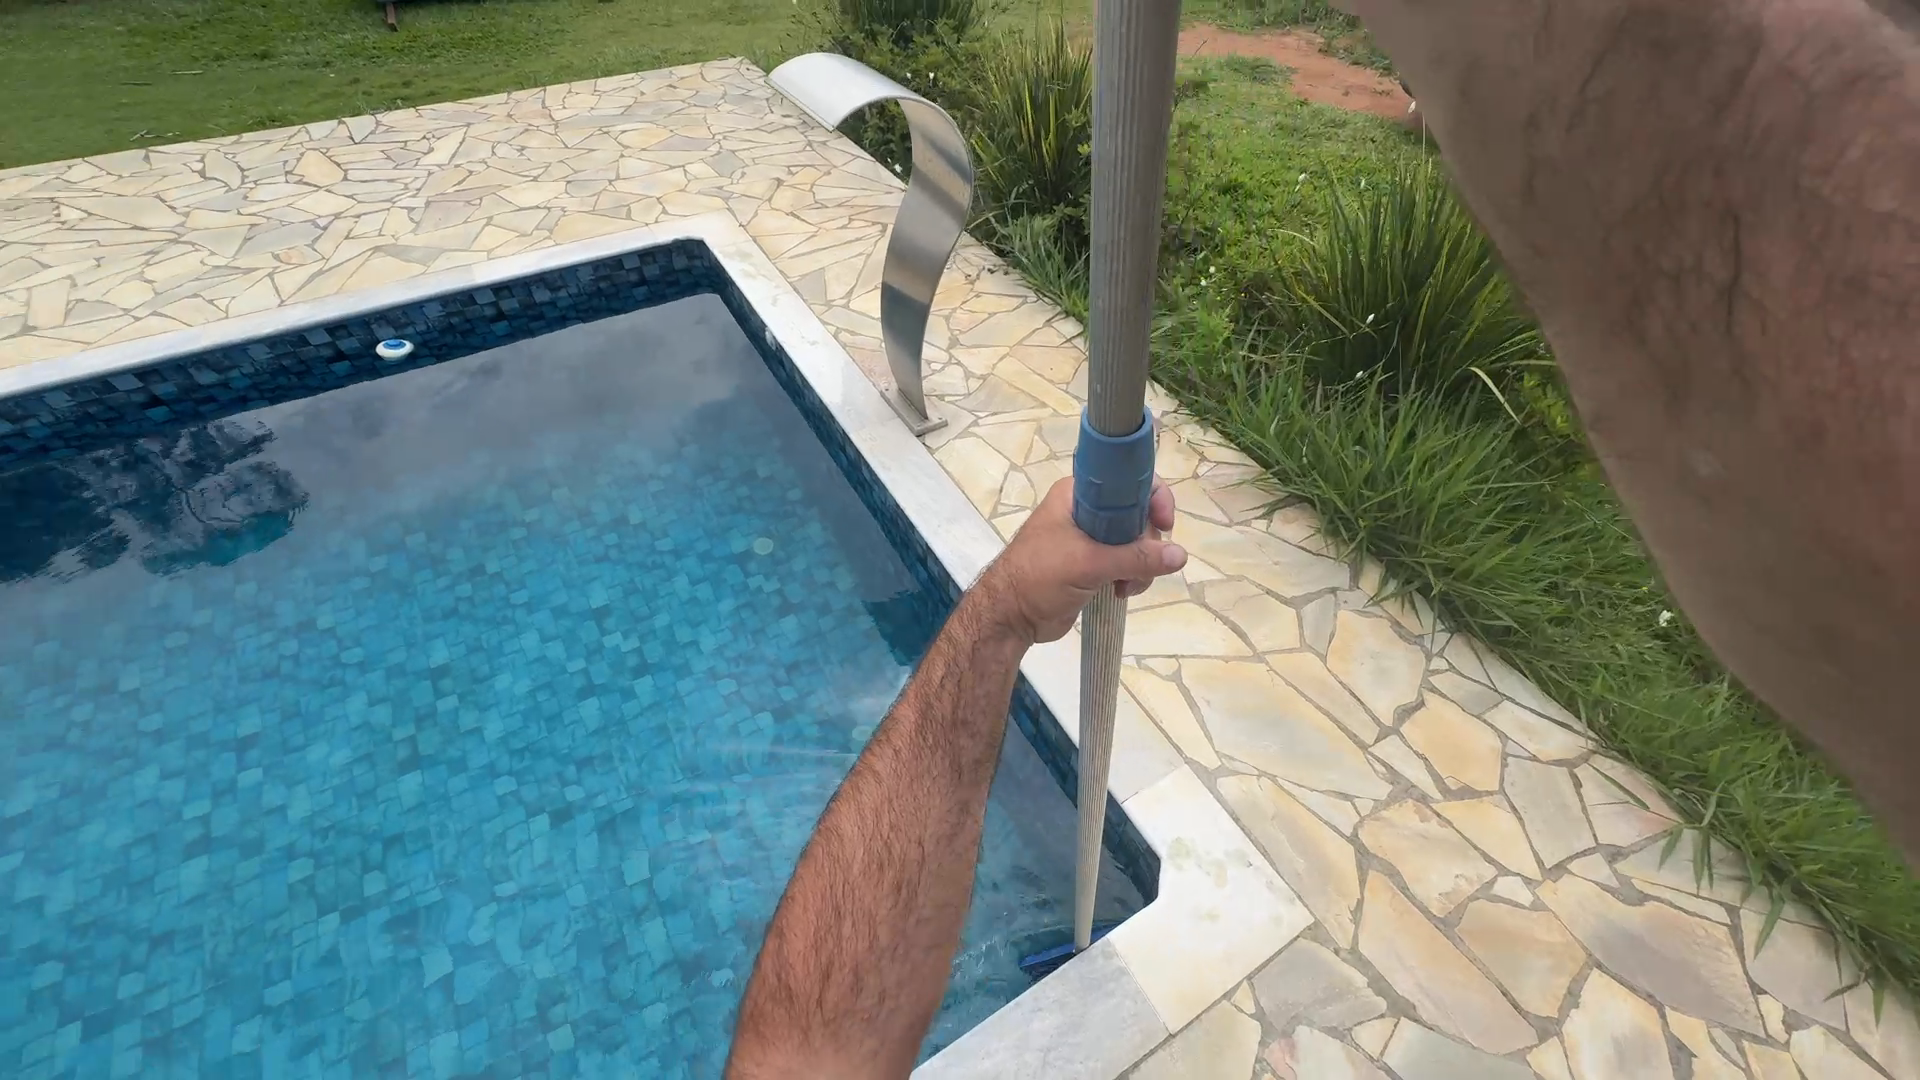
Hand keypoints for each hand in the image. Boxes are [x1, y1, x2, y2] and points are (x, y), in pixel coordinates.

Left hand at [971, 477, 1186, 646]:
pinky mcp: (1092, 563)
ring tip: (1127, 586)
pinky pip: (1125, 562)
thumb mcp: (1089, 563)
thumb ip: (1136, 558)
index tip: (1164, 523)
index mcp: (1078, 494)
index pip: (1127, 480)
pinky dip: (1131, 576)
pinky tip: (1121, 592)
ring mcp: (1089, 538)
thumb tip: (1180, 555)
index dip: (1152, 496)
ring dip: (1140, 565)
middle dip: (1146, 543)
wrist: (1010, 616)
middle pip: (1137, 514)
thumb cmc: (1039, 576)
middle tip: (1141, 566)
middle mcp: (1086, 510)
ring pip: (1135, 542)